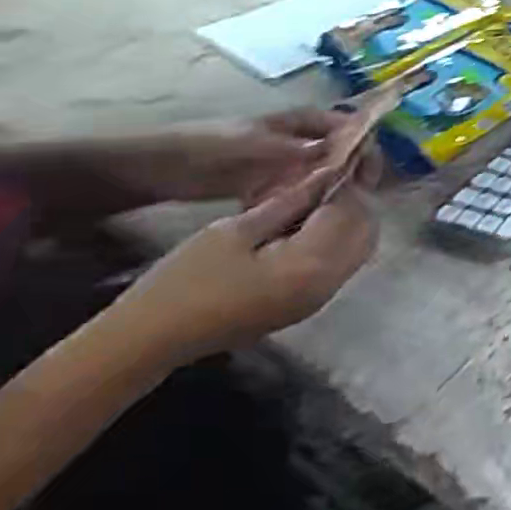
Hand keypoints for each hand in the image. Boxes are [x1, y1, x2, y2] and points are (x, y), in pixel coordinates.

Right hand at [109, 167, 379, 363]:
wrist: (145, 344)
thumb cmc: (180, 284)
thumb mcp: (232, 232)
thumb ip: (287, 202)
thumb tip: (325, 175)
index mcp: (312, 263)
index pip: (351, 212)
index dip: (345, 185)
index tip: (333, 165)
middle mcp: (330, 282)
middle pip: (366, 229)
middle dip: (354, 202)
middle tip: (327, 181)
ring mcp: (323, 296)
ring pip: (360, 246)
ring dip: (349, 220)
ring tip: (318, 200)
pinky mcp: (311, 304)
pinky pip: (343, 263)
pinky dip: (338, 240)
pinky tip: (311, 225)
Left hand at [143, 109, 383, 205]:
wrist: (152, 169)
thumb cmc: (206, 146)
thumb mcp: (255, 144)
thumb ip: (298, 149)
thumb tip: (341, 155)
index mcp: (304, 121)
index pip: (350, 127)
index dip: (365, 145)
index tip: (372, 169)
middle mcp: (303, 139)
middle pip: (342, 153)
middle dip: (352, 171)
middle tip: (357, 195)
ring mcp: (288, 162)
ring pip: (324, 174)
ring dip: (331, 189)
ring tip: (338, 209)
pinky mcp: (273, 184)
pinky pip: (302, 192)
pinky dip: (307, 202)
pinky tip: (309, 215)